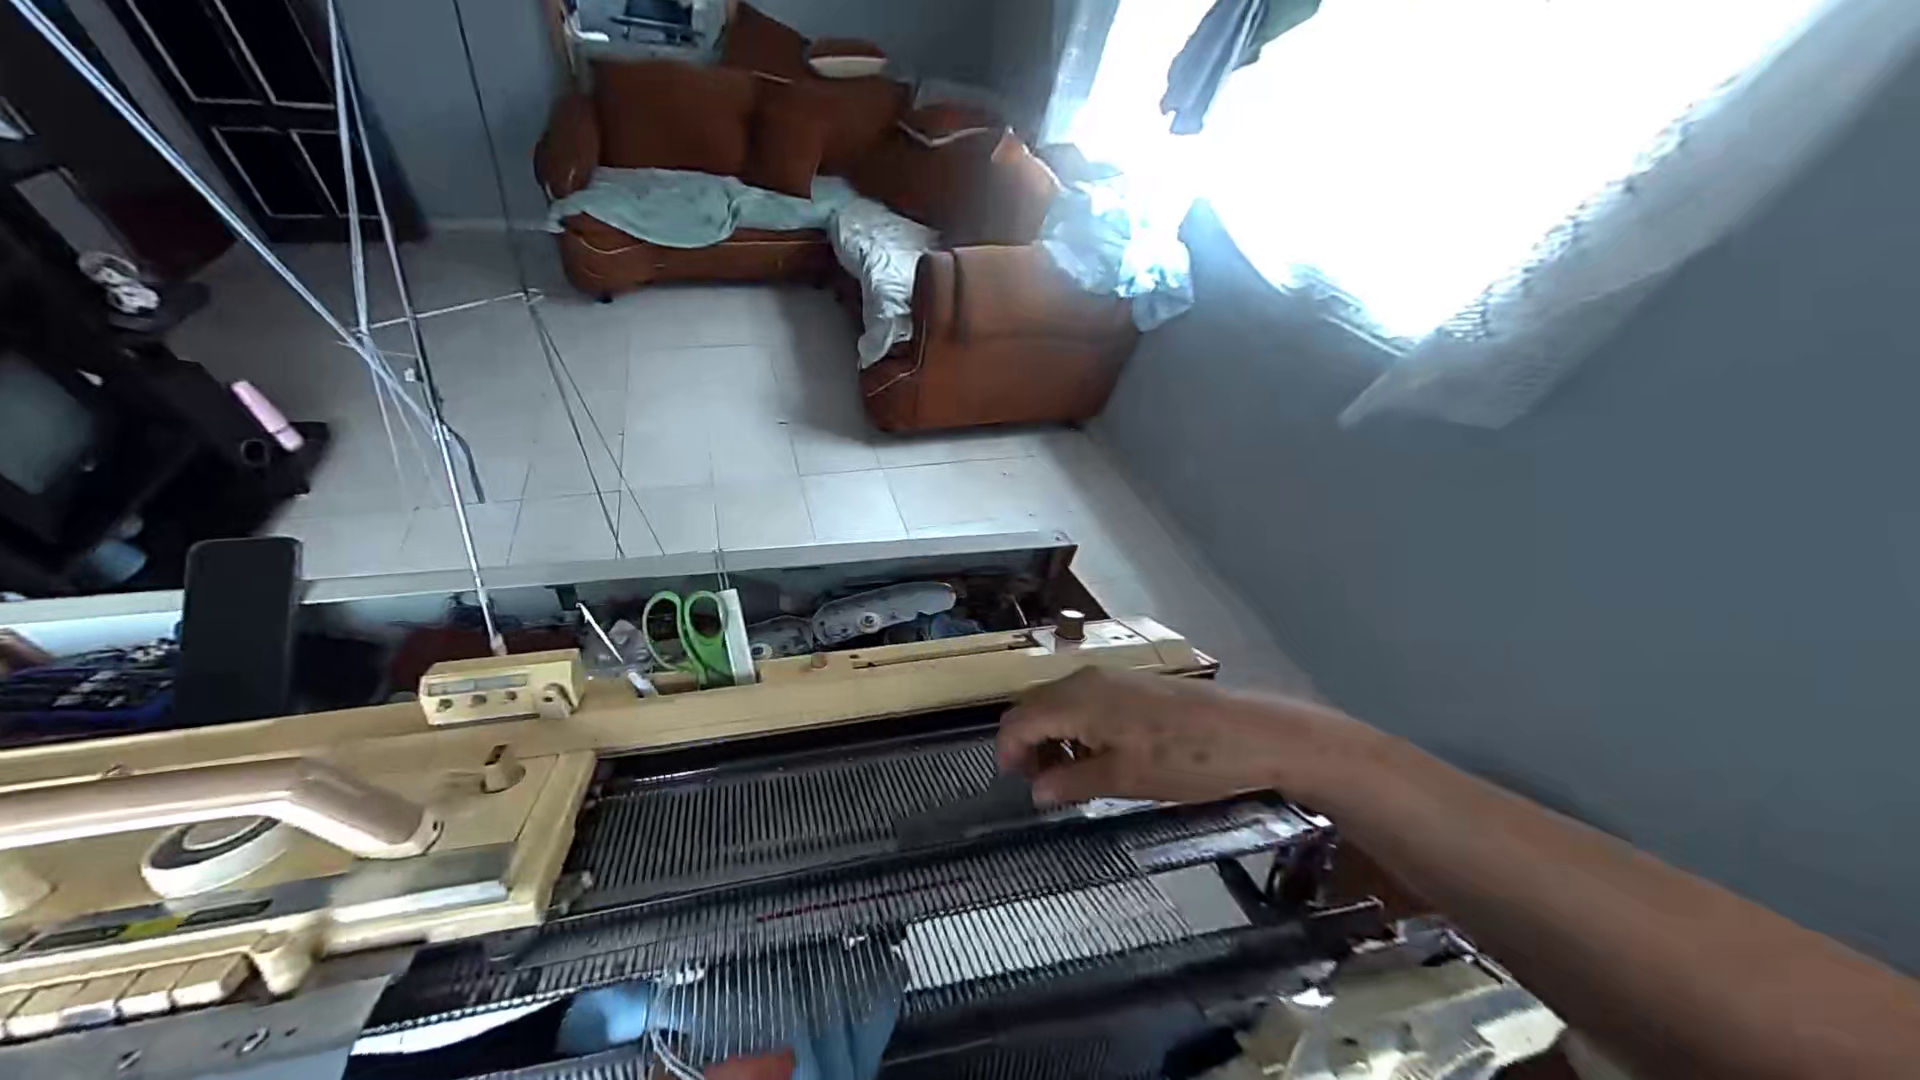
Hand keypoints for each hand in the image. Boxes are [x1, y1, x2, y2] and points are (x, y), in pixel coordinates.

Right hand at [996, 668, 1374, 806]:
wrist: (1248, 733)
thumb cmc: (1184, 760)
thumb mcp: (1124, 779)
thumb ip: (1072, 782)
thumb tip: (1036, 791)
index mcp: (1078, 700)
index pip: (1019, 721)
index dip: (1009, 753)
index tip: (1015, 784)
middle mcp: (1085, 680)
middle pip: (1034, 707)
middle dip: (1028, 744)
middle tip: (1041, 784)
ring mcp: (1109, 677)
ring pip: (1058, 702)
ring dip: (1052, 735)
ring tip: (1070, 774)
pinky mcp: (1129, 682)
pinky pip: (1083, 699)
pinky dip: (1075, 725)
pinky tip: (1097, 752)